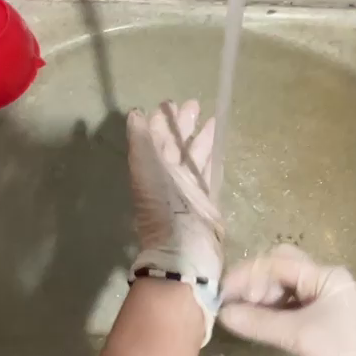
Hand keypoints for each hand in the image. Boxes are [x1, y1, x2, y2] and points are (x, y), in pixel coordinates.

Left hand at [125, 100, 223, 342]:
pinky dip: (213, 155)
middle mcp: (168, 177)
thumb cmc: (163, 208)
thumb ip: (140, 141)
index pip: (154, 138)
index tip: (169, 103)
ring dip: (199, 136)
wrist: (185, 252)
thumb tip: (136, 114)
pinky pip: (209, 171)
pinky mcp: (206, 200)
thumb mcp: (146, 169)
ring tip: (211, 116)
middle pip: (175, 145)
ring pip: (193, 156)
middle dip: (182, 124)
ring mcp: (188, 189)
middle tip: (194, 103)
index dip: (160, 121)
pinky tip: (219, 143)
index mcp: (150, 169)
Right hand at [220, 246, 355, 355]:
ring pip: (286, 289)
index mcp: (326, 276)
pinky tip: (259, 325)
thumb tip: (223, 313)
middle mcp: (327, 282)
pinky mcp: (327, 323)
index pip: (276, 262)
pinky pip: (293, 307)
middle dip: (254, 282)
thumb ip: (260, 323)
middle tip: (232, 304)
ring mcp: (328, 303)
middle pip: (281, 269)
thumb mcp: (301, 340)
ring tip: (241, 316)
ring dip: (262, 298)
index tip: (221, 294)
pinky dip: (273, 312)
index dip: (246, 275)